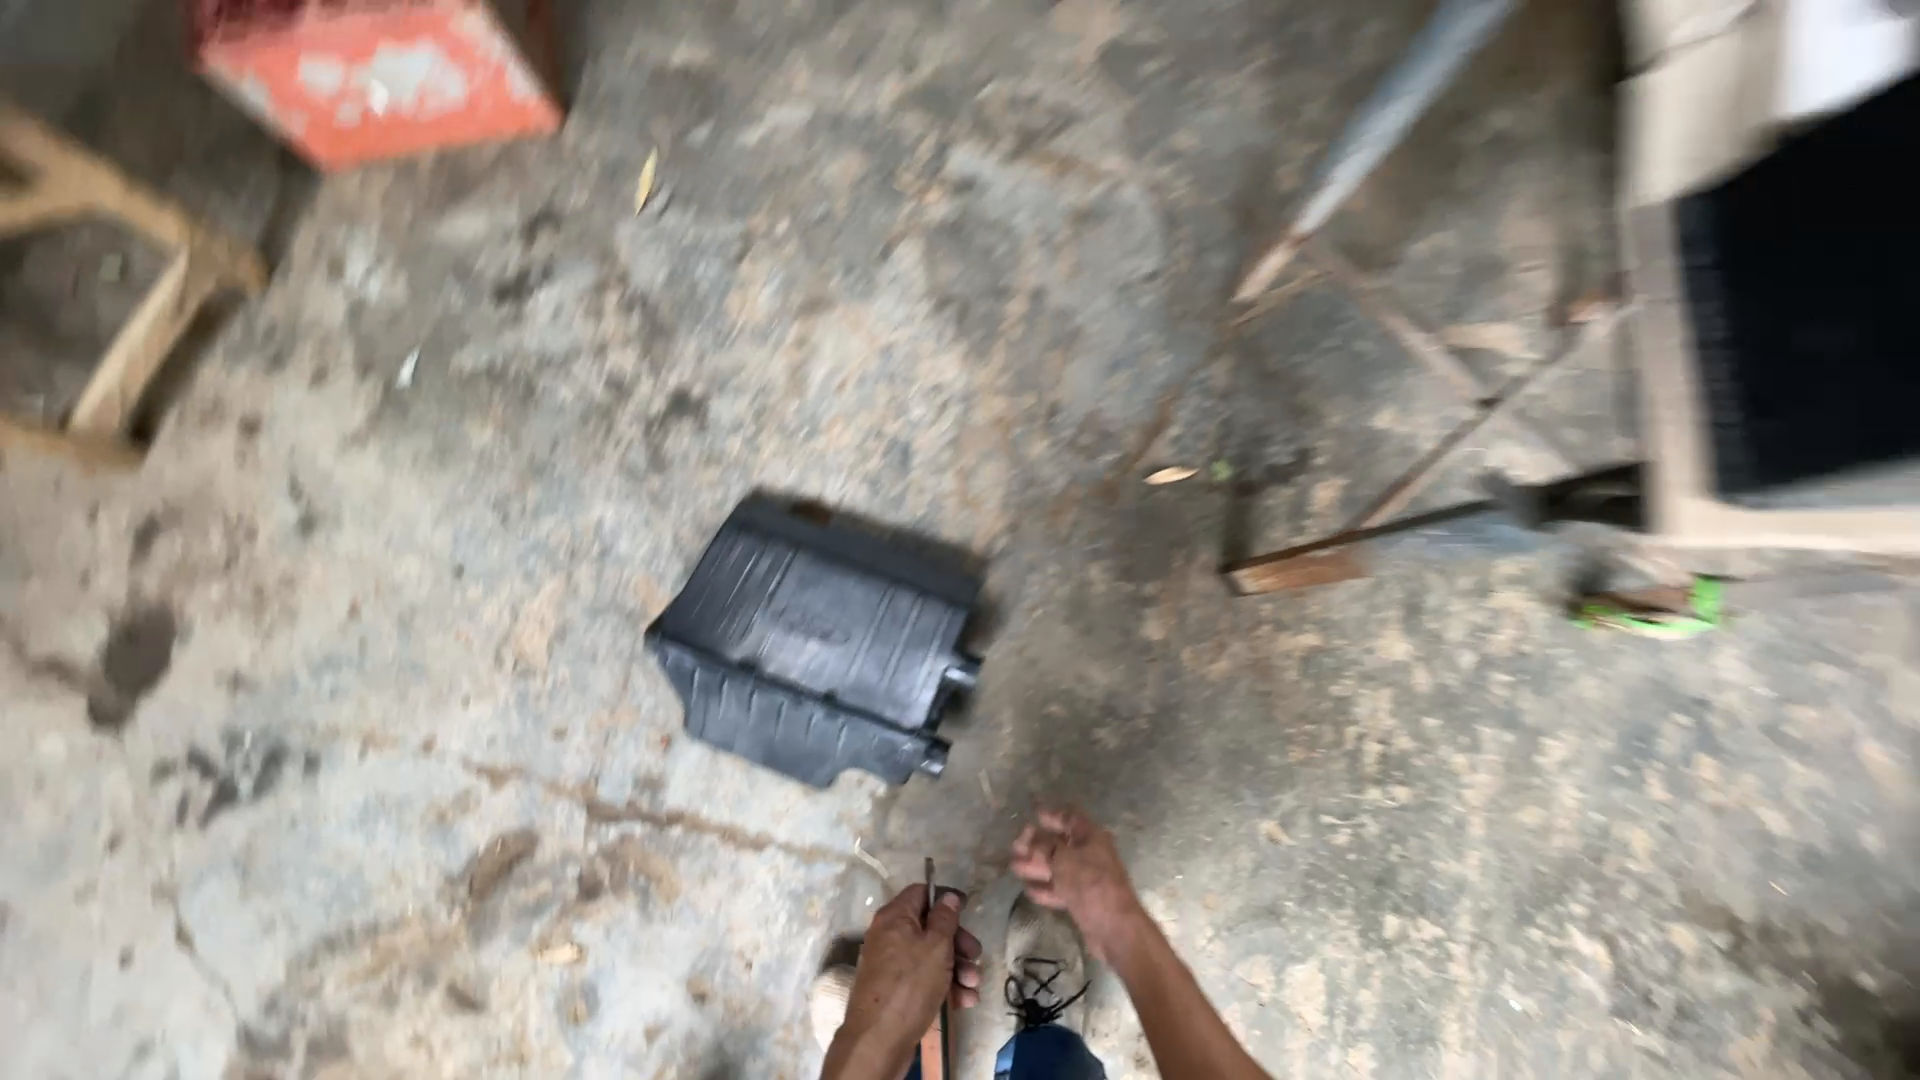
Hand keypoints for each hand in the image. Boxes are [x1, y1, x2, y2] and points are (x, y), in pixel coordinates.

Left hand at [827, 884, 982, 1075]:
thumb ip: (945, 918)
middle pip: (929, 927)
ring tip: (973, 986)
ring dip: (957, 968)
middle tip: (976, 956)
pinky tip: (964, 1001)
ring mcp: (891, 964)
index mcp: (895, 916)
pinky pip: (923, 978)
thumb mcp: (936, 946)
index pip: (921, 893)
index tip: (967, 910)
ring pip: (929, 956)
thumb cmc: (910, 984)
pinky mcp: (895, 990)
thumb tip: (948, 896)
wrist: (877, 1041)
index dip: (945, 899)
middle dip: (958, 942)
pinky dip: (944, 985)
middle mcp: (889, 935)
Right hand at [1010, 805, 1147, 959]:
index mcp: (1090, 836)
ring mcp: (1087, 878)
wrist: (1114, 927)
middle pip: (1060, 844)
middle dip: (1037, 845)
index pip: (1070, 817)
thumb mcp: (1062, 858)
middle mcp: (1090, 854)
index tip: (1033, 814)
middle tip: (1015, 847)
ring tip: (1014, 867)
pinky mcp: (1083, 900)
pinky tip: (1028, 890)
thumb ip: (1043, 845)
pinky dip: (1046, 888)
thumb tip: (1029, 834)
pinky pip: (1061, 889)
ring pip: (1058, 867)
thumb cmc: (1089, 883)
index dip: (1052, 814)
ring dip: (1037, 866)